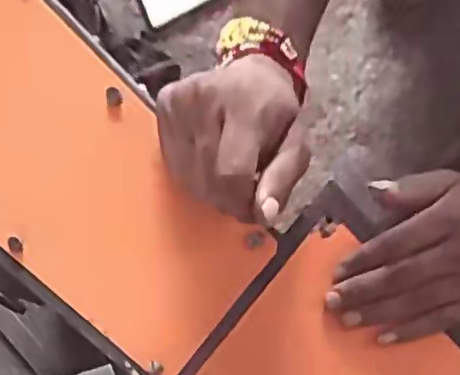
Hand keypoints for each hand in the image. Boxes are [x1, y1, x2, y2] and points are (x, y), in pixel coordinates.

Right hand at [156, 56, 309, 224]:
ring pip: (190, 179)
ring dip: (209, 190)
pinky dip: (192, 175)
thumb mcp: (295, 145)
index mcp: (246, 104)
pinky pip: (174, 166)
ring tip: (225, 172)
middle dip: (226, 199)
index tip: (251, 206)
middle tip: (241, 189)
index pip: (232, 174)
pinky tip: (206, 160)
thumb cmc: (275, 114)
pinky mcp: (165, 105)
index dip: (240, 202)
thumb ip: (282, 181)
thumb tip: (264, 215)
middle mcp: (207, 97)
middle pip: (209, 181)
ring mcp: (181, 101)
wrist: (252, 73)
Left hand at [326, 171, 459, 342]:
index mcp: (450, 218)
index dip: (366, 258)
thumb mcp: (448, 184)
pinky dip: (408, 331)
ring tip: (347, 319)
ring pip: (415, 302)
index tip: (338, 272)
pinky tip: (381, 337)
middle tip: (332, 301)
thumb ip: (411, 189)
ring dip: (378, 313)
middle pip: (402, 276)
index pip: (399, 242)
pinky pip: (436, 322)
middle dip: (364, 290)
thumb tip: (373, 190)